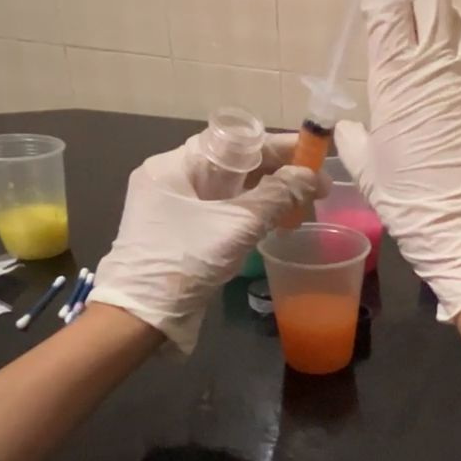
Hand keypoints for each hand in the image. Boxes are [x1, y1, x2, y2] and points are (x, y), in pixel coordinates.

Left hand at [89, 131, 322, 350]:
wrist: (142, 318)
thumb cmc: (183, 263)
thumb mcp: (235, 226)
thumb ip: (276, 198)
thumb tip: (310, 178)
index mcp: (175, 167)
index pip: (235, 142)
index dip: (277, 146)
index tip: (313, 155)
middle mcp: (174, 181)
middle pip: (236, 165)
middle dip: (279, 172)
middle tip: (318, 187)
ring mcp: (178, 209)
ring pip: (234, 191)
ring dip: (271, 195)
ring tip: (305, 206)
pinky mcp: (186, 234)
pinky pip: (227, 213)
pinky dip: (255, 215)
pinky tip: (280, 223)